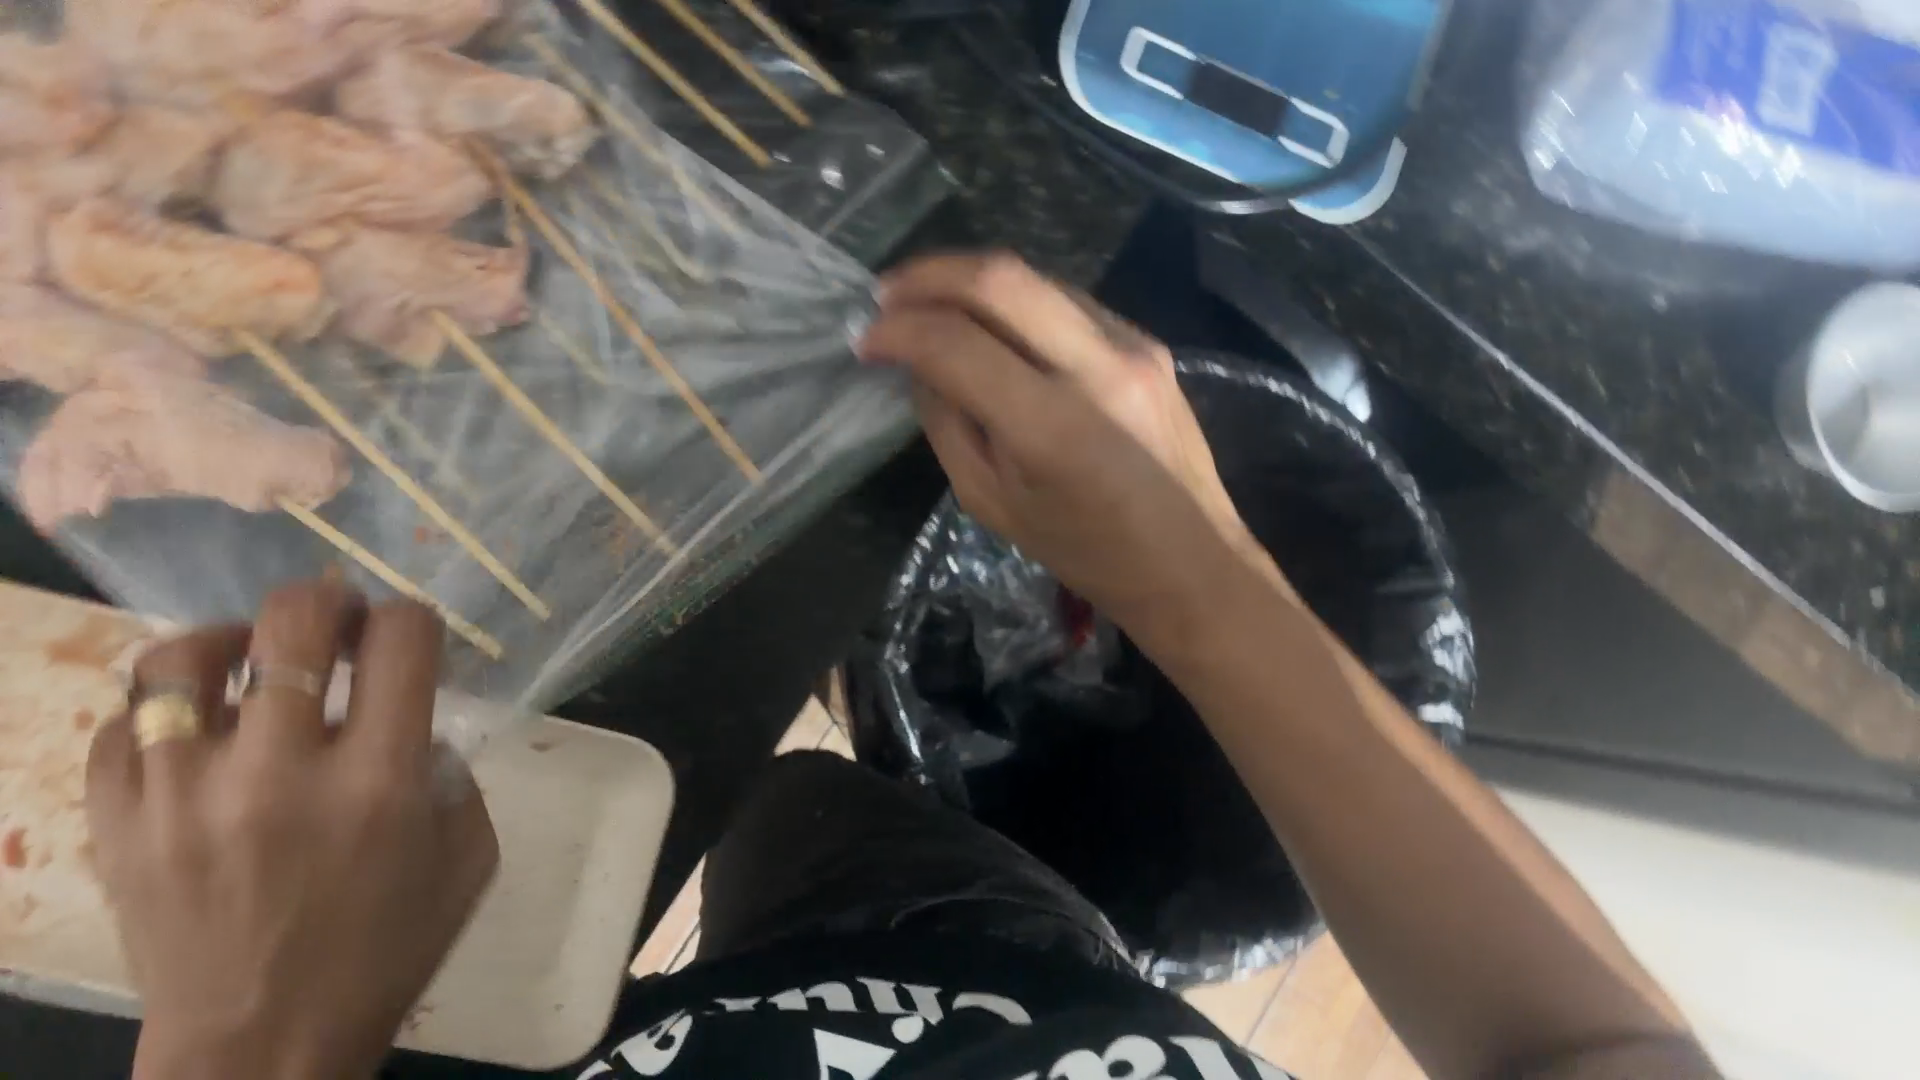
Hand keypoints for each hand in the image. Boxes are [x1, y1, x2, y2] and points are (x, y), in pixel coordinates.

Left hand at [86, 580, 498, 1079]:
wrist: (261, 1048)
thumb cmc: (388, 947)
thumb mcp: (467, 855)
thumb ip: (454, 775)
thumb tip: (416, 727)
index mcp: (382, 779)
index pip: (402, 642)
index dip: (413, 619)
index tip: (409, 636)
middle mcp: (280, 770)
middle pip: (291, 625)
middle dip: (327, 600)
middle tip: (338, 618)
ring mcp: (183, 796)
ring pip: (179, 659)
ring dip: (230, 641)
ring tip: (250, 657)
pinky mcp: (115, 827)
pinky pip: (118, 725)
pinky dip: (163, 708)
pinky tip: (196, 725)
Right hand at [861, 253, 1282, 645]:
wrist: (1192, 564)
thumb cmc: (1085, 553)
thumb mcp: (993, 504)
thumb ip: (948, 425)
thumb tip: (919, 364)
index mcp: (1051, 426)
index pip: (955, 344)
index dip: (897, 330)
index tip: (864, 339)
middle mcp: (1098, 367)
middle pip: (1000, 278)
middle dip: (929, 275)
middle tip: (886, 294)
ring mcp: (1133, 346)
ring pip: (1036, 278)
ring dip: (972, 282)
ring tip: (928, 303)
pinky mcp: (1150, 343)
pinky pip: (1067, 301)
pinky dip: (1017, 303)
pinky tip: (990, 324)